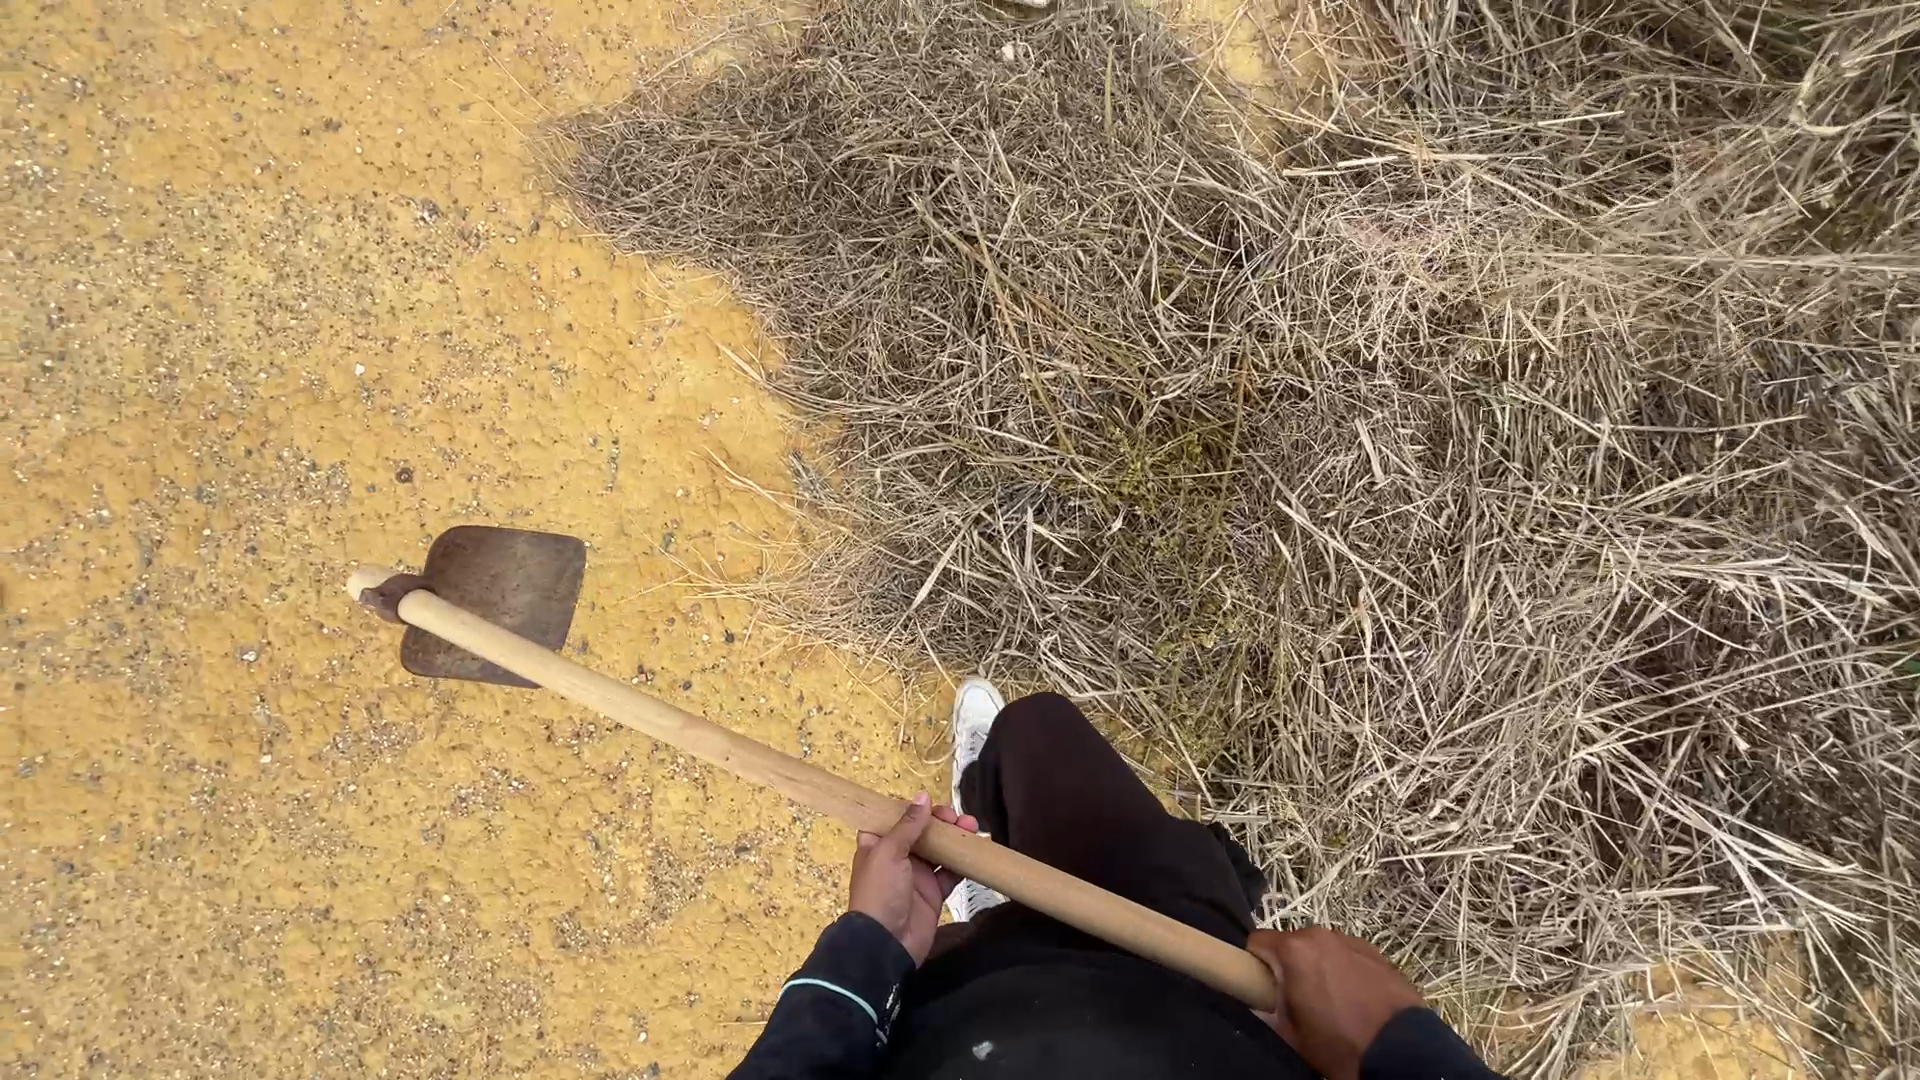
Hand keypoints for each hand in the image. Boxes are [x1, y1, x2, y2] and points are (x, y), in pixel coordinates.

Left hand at [848, 792, 977, 964]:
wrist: (887, 943)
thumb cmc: (880, 891)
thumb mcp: (889, 852)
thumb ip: (908, 825)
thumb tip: (923, 796)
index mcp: (877, 844)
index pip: (895, 818)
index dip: (913, 809)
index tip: (930, 803)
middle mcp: (897, 856)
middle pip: (921, 831)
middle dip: (940, 821)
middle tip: (956, 818)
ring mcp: (916, 875)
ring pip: (938, 849)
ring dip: (954, 837)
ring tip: (971, 827)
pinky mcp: (933, 892)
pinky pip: (950, 872)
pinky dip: (963, 862)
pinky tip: (975, 850)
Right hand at [1245, 926, 1424, 1079]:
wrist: (1408, 1058)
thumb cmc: (1343, 1046)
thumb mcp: (1293, 1036)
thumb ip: (1270, 1012)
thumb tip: (1263, 1004)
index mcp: (1294, 950)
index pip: (1256, 942)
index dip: (1254, 965)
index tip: (1264, 988)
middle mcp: (1319, 935)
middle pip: (1290, 944)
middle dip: (1290, 967)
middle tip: (1301, 1002)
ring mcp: (1351, 941)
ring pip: (1321, 949)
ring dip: (1320, 968)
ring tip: (1336, 1003)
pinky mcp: (1377, 952)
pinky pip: (1348, 956)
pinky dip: (1346, 971)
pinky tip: (1359, 1001)